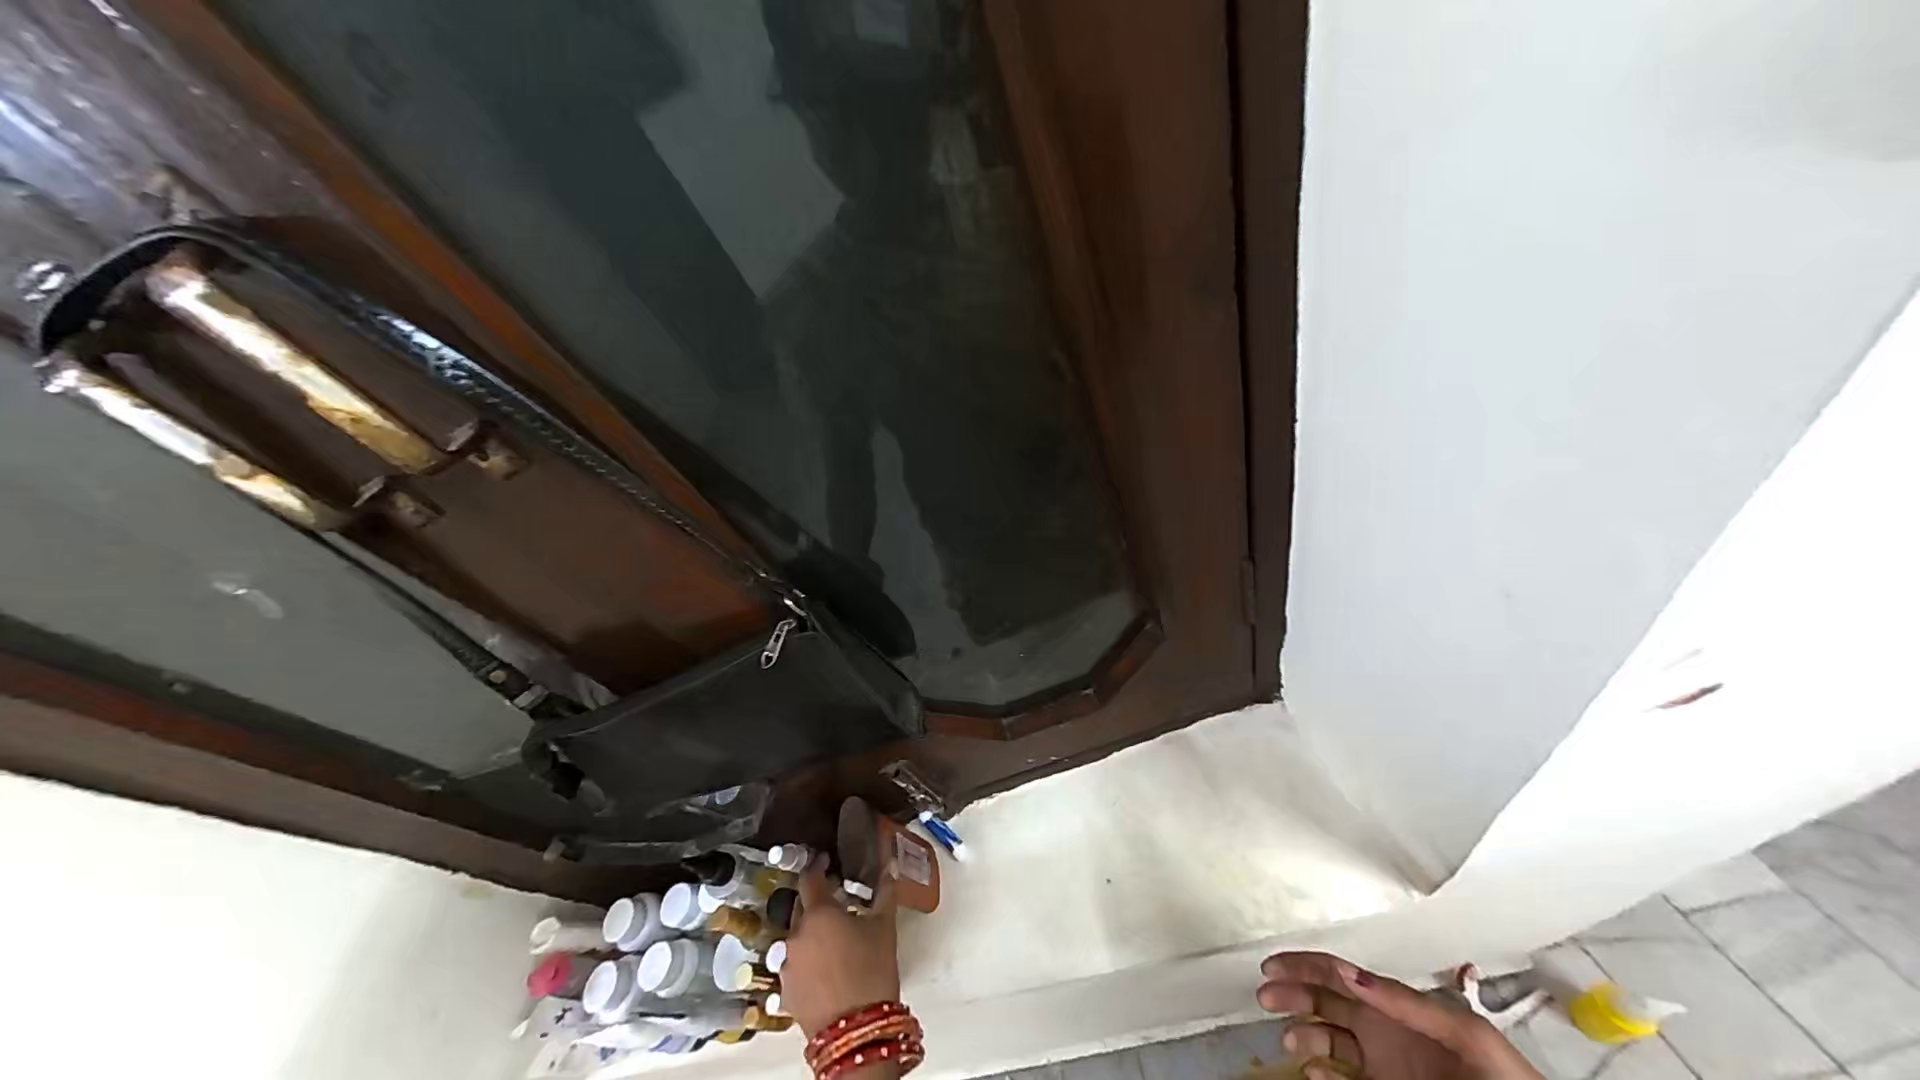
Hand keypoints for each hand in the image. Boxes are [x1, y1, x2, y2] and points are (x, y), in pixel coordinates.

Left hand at [780, 855, 902, 1037]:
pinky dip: (807, 958)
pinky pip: (794, 964)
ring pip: (797, 937)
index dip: (817, 866)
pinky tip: (826, 966)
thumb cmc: (872, 970)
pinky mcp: (786, 990)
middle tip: (837, 900)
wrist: (856, 1031)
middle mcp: (795, 934)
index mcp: (818, 913)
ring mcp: (787, 964)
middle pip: (800, 907)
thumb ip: (885, 893)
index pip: (809, 878)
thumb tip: (888, 867)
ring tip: (833, 937)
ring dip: (811, 931)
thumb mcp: (885, 927)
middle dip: (816, 900)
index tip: (826, 861)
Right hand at [1256, 952, 1544, 1079]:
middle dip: (1290, 993)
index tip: (1271, 966)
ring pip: (1324, 1038)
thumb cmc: (1502, 1077)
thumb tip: (1350, 972)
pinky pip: (1340, 1078)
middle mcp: (1379, 1027)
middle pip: (1322, 1000)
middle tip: (1266, 997)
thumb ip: (1405, 1001)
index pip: (1339, 973)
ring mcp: (1380, 1063)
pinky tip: (1316, 1074)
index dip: (1303, 965)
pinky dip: (1321, 1074)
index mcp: (1395, 1003)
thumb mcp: (1462, 1032)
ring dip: (1301, 1034)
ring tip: (1293, 1044)